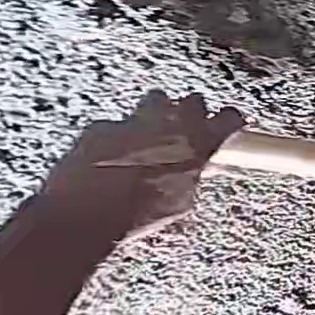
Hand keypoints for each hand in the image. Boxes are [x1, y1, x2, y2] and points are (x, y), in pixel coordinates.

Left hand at [38, 90, 244, 239]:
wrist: (85, 214)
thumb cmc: (137, 214)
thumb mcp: (180, 202)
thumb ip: (191, 177)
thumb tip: (193, 173)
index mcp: (197, 143)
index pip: (229, 118)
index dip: (230, 121)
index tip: (229, 125)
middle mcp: (171, 123)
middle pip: (194, 101)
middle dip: (193, 111)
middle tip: (187, 129)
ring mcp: (136, 121)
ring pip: (155, 100)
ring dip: (157, 112)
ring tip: (151, 134)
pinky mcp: (103, 126)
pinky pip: (116, 123)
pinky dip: (117, 136)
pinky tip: (111, 156)